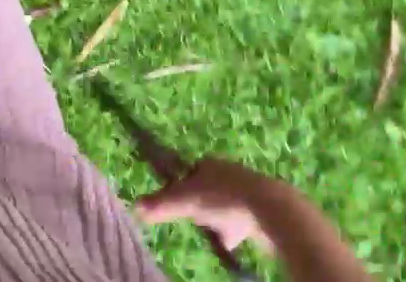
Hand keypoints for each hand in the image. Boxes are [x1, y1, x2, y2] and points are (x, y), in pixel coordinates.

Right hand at [134, 158, 279, 252]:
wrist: (271, 209)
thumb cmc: (223, 198)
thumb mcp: (187, 201)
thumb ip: (160, 204)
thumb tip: (134, 206)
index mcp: (208, 163)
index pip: (188, 173)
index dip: (182, 188)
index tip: (180, 204)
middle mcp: (227, 171)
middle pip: (206, 188)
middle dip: (201, 205)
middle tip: (197, 219)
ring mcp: (247, 188)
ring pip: (225, 204)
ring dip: (219, 218)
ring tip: (215, 233)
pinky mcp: (262, 207)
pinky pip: (242, 218)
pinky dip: (235, 228)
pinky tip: (232, 242)